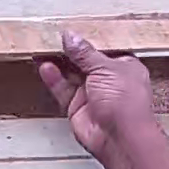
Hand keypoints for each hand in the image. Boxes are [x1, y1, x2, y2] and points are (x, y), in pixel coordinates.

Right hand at [38, 31, 157, 160]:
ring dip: (58, 64)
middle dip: (68, 52)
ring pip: (70, 75)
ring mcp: (91, 94)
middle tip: (51, 38)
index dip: (86, 41)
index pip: (102, 49)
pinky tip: (45, 68)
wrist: (119, 136)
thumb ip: (84, 53)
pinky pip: (62, 90)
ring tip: (43, 50)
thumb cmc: (125, 102)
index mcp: (123, 67)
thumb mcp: (106, 68)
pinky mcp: (76, 107)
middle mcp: (107, 80)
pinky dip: (53, 79)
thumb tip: (70, 37)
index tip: (70, 32)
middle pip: (83, 62)